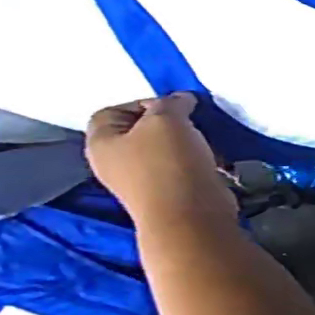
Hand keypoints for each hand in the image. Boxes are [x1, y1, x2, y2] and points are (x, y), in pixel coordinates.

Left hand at [86, 93, 236, 226]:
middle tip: (193, 123)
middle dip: (170, 124)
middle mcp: (114, 163)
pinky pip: (181, 169)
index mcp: (101, 143)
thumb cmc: (169, 163)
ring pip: (164, 150)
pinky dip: (197, 162)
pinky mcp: (168, 194)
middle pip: (140, 131)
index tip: (175, 107)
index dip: (143, 103)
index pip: (112, 111)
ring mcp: (141, 181)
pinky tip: (214, 162)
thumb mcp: (167, 119)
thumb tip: (182, 100)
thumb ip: (172, 102)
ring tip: (207, 143)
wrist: (190, 215)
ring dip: (188, 143)